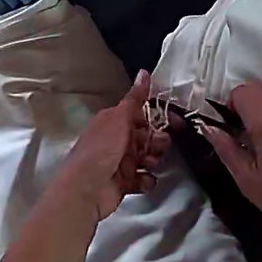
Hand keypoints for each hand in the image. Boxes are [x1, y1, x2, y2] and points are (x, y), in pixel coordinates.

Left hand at [49, 71, 169, 223]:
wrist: (85, 189)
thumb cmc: (101, 149)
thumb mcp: (120, 118)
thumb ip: (135, 98)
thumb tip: (144, 72)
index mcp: (114, 121)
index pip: (142, 115)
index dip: (159, 118)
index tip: (176, 123)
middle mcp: (117, 140)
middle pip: (147, 137)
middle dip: (158, 141)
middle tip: (159, 146)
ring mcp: (120, 162)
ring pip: (147, 157)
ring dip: (153, 160)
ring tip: (150, 164)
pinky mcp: (123, 183)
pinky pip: (142, 179)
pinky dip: (146, 180)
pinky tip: (144, 180)